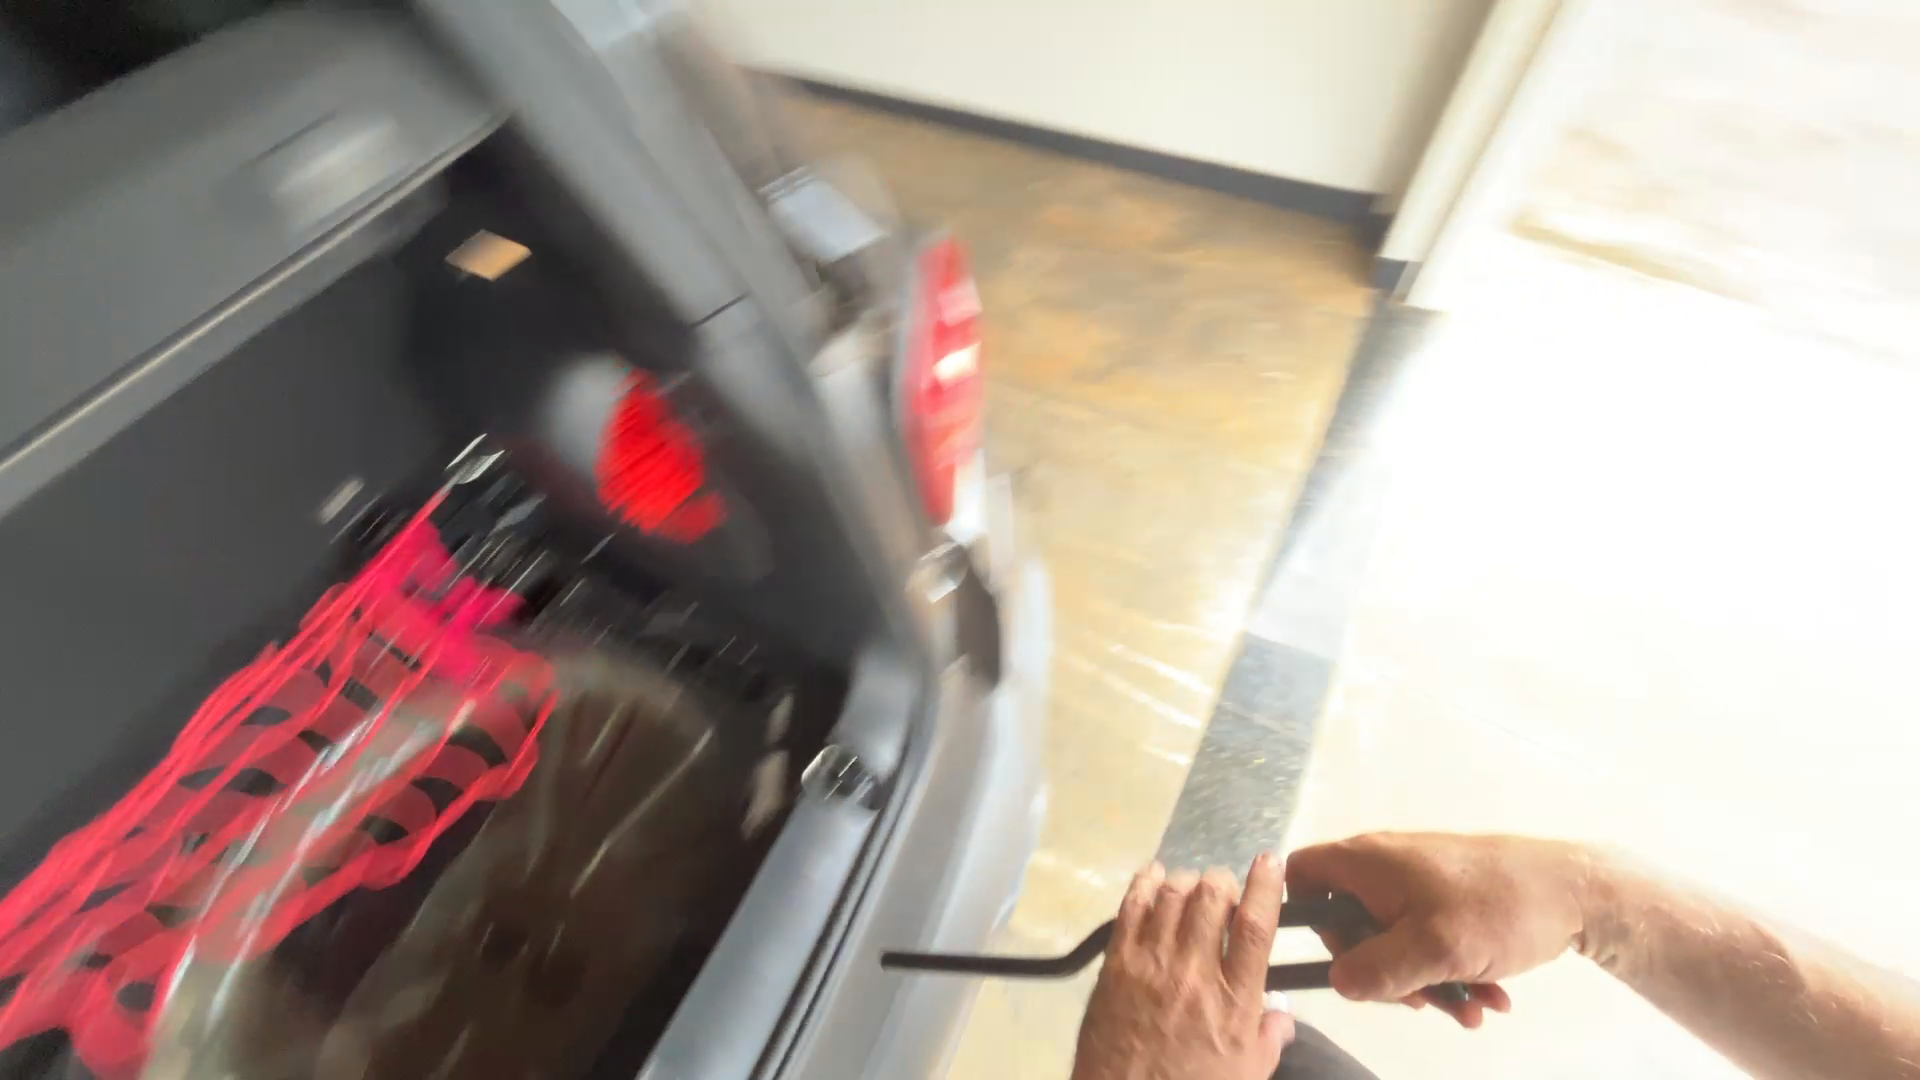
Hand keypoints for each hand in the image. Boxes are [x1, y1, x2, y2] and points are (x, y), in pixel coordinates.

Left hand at [1070, 854, 1293, 1079]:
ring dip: (1186, 881)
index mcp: (1234, 1002)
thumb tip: (1284, 1013)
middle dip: (1220, 882)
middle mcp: (1194, 971)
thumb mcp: (1247, 1076)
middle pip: (1210, 899)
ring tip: (1191, 886)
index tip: (1269, 863)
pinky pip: (1131, 906)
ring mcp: (1152, 961)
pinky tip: (1153, 875)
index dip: (1264, 888)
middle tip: (1222, 887)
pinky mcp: (1117, 959)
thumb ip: (1268, 1040)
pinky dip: (1145, 882)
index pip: (1255, 928)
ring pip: (1172, 895)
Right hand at [1285, 832, 1592, 1026]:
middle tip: (1420, 1002)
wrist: (1570, 888)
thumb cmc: (1490, 909)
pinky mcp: (1443, 890)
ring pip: (1392, 932)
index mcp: (1361, 862)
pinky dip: (1448, 964)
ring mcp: (1411, 876)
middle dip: (1383, 968)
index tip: (1346, 958)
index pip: (1301, 875)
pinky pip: (1424, 930)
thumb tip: (1338, 984)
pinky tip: (1488, 996)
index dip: (1308, 916)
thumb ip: (1378, 970)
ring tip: (1471, 1011)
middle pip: (1350, 917)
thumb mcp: (1432, 949)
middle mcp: (1378, 863)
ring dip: (1425, 978)